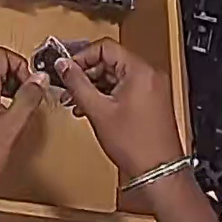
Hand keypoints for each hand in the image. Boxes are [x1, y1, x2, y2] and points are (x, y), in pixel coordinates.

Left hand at [0, 47, 48, 205]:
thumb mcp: (9, 128)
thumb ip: (27, 100)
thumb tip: (40, 77)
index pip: (1, 56)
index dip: (21, 65)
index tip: (32, 85)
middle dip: (20, 78)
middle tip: (31, 99)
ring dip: (14, 93)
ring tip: (23, 113)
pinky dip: (5, 106)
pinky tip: (10, 126)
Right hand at [56, 40, 184, 182]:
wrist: (158, 174)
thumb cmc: (135, 145)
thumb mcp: (98, 110)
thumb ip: (78, 84)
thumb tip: (63, 65)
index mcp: (139, 70)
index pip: (106, 47)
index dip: (82, 56)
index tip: (67, 68)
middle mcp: (148, 74)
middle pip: (110, 60)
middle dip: (86, 73)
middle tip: (68, 87)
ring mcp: (151, 87)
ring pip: (115, 75)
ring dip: (94, 86)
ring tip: (76, 101)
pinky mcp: (150, 100)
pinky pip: (124, 88)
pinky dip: (106, 95)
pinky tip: (91, 108)